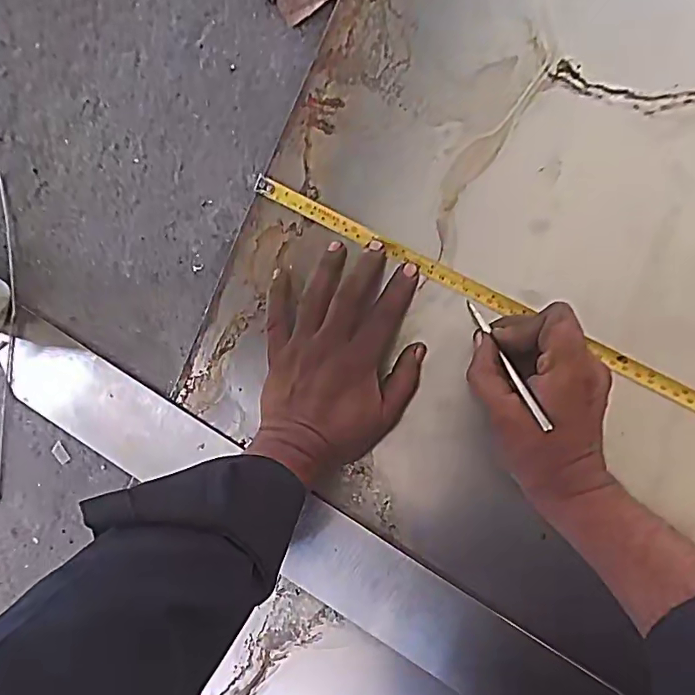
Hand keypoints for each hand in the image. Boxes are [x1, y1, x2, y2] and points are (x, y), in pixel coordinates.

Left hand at [252, 240, 425, 485]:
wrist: (296, 448)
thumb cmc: (340, 435)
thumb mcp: (383, 416)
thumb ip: (403, 381)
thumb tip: (417, 350)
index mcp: (359, 359)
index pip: (383, 316)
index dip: (398, 291)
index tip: (408, 270)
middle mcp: (330, 344)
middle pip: (350, 298)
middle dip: (365, 269)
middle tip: (375, 246)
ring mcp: (302, 345)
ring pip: (315, 299)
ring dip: (327, 271)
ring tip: (336, 246)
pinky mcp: (279, 352)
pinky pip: (278, 318)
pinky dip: (279, 295)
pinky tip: (282, 274)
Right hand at [466, 301, 616, 510]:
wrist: (568, 484)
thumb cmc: (540, 458)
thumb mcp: (500, 414)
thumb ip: (486, 372)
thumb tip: (482, 344)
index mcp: (570, 368)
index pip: (552, 318)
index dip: (519, 327)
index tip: (497, 347)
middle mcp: (588, 366)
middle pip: (554, 326)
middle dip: (521, 338)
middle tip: (498, 363)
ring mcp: (592, 376)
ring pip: (556, 341)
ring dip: (528, 352)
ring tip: (510, 381)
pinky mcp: (587, 385)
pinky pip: (561, 359)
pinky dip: (539, 364)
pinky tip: (524, 389)